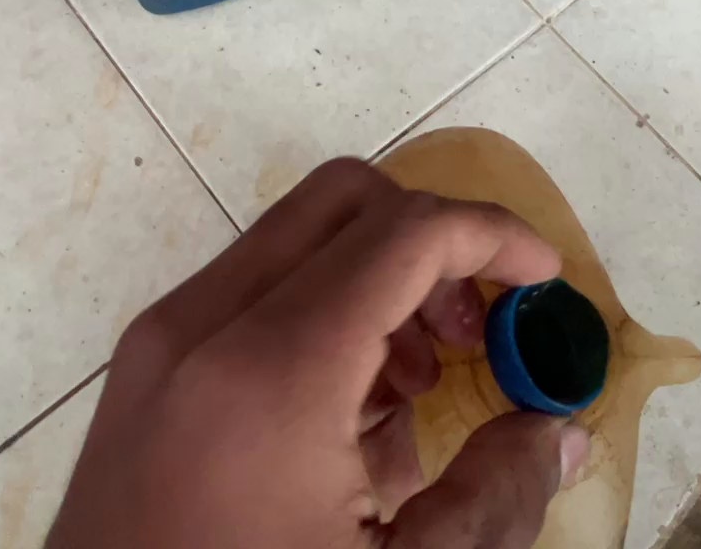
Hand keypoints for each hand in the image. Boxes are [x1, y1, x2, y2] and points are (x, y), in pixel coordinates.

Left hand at [45, 158, 591, 548]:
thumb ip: (494, 501)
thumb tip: (557, 430)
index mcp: (269, 373)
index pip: (404, 231)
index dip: (491, 234)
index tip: (546, 276)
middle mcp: (202, 324)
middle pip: (343, 198)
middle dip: (431, 237)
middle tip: (475, 324)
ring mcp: (160, 342)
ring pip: (295, 236)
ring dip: (377, 275)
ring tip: (417, 383)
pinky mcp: (143, 372)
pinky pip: (254, 288)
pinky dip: (325, 309)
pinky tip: (351, 413)